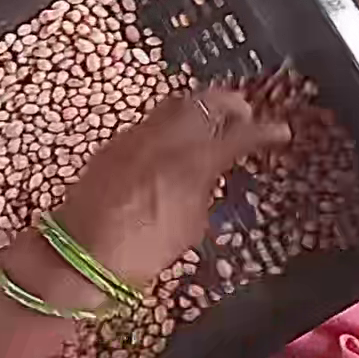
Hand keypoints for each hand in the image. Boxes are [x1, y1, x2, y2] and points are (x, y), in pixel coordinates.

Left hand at [45, 87, 290, 289]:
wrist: (78, 256)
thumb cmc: (142, 252)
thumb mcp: (189, 226)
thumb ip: (204, 191)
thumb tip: (208, 175)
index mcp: (190, 165)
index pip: (238, 136)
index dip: (264, 131)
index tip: (280, 131)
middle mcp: (165, 140)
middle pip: (205, 101)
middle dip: (231, 103)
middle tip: (245, 114)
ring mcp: (137, 137)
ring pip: (176, 104)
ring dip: (201, 107)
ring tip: (213, 122)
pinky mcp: (116, 143)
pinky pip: (153, 121)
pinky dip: (173, 123)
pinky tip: (176, 141)